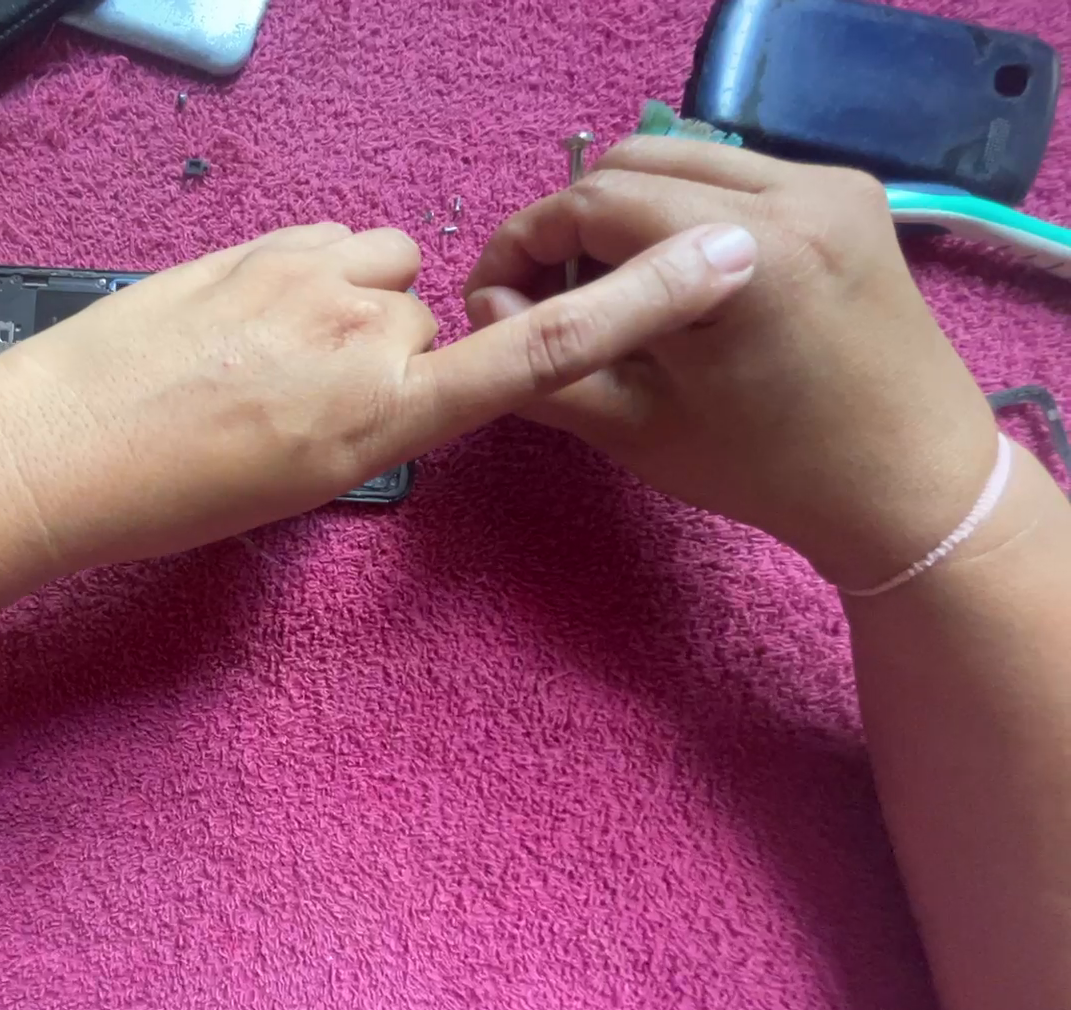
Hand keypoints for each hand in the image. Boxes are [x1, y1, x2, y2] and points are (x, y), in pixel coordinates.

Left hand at [0, 220, 757, 571]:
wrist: (57, 451)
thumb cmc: (164, 500)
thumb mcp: (283, 493)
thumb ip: (357, 433)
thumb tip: (380, 389)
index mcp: (378, 421)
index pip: (527, 356)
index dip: (622, 311)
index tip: (712, 263)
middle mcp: (362, 336)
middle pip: (428, 318)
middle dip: (390, 348)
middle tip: (306, 389)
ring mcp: (306, 277)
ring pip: (381, 267)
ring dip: (355, 299)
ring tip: (280, 345)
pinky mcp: (252, 247)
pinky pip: (323, 243)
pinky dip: (308, 273)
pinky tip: (250, 312)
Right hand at [464, 137, 1003, 590]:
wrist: (898, 478)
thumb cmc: (754, 466)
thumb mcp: (624, 427)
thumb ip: (541, 361)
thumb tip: (481, 307)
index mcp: (748, 256)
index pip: (591, 204)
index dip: (516, 245)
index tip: (484, 301)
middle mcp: (797, 193)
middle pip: (627, 166)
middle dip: (557, 229)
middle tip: (532, 299)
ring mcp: (826, 184)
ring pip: (670, 161)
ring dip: (604, 219)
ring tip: (586, 290)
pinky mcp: (837, 195)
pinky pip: (714, 177)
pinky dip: (656, 216)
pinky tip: (645, 277)